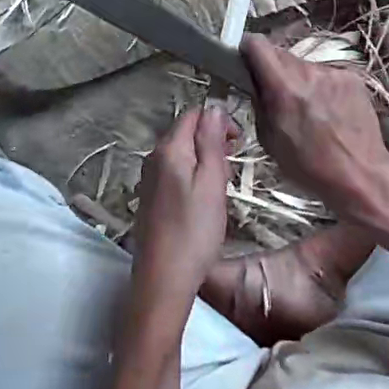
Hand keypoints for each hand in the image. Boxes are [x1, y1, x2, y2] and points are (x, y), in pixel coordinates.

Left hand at [133, 103, 236, 298]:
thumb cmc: (195, 231)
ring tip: (223, 181)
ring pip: (181, 153)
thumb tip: (214, 107)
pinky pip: (174, 171)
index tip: (239, 143)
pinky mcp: (150, 199)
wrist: (163, 281)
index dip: (219, 121)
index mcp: (169, 150)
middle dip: (213, 139)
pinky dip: (193, 174)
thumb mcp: (212, 182)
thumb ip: (211, 141)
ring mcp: (148, 180)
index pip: (194, 115)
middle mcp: (153, 159)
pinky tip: (204, 197)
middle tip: (234, 164)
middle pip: (186, 132)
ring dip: (204, 158)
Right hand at [240, 35, 388, 225]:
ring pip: (306, 66)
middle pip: (282, 56)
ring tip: (308, 110)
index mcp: (285, 89)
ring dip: (300, 80)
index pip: (258, 45)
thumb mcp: (271, 141)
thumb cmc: (311, 167)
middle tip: (278, 95)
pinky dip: (322, 87)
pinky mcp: (352, 78)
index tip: (246, 59)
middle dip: (275, 71)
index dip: (249, 50)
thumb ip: (260, 105)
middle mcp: (310, 73)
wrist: (360, 175)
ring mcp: (334, 74)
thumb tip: (254, 83)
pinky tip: (329, 111)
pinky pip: (327, 75)